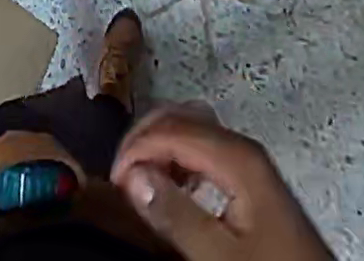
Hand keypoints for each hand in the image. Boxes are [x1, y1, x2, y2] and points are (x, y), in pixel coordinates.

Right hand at [112, 105, 334, 260]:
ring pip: (193, 128)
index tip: (114, 182)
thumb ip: (175, 215)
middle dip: (145, 137)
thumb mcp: (220, 257)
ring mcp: (249, 160)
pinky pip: (205, 148)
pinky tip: (170, 185)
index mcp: (237, 157)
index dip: (137, 148)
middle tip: (120, 176)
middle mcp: (242, 147)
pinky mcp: (250, 178)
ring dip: (160, 143)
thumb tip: (132, 176)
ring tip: (138, 178)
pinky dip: (178, 155)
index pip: (173, 129)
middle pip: (182, 116)